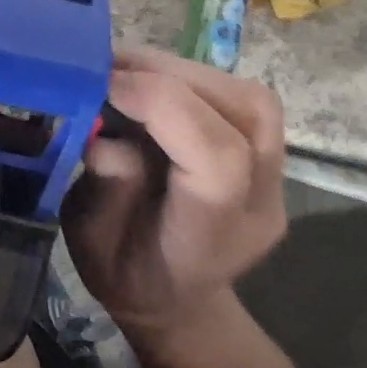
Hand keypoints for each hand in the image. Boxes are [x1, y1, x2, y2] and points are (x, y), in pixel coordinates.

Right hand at [64, 48, 286, 333]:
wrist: (175, 299)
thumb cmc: (125, 276)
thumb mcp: (92, 247)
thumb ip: (105, 193)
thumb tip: (106, 137)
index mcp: (214, 232)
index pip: (217, 156)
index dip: (162, 104)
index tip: (100, 86)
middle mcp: (261, 200)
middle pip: (244, 113)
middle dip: (168, 76)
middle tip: (104, 68)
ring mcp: (274, 177)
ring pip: (250, 98)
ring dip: (183, 72)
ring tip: (125, 71)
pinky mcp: (266, 154)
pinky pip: (242, 100)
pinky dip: (192, 80)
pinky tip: (150, 84)